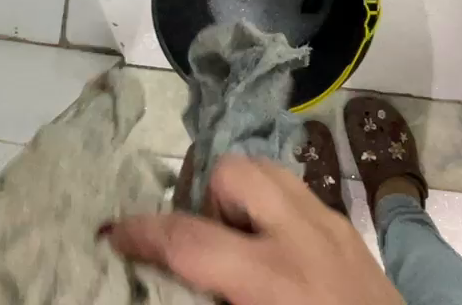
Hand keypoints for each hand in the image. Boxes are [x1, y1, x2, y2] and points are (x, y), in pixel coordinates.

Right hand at [108, 154, 403, 304]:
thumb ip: (212, 292)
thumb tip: (172, 277)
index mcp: (273, 278)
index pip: (191, 241)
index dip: (144, 234)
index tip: (114, 232)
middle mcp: (303, 236)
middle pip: (234, 173)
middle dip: (206, 196)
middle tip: (201, 241)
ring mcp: (330, 223)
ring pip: (268, 169)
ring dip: (240, 194)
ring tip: (235, 239)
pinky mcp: (348, 227)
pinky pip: (296, 190)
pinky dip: (272, 204)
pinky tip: (272, 245)